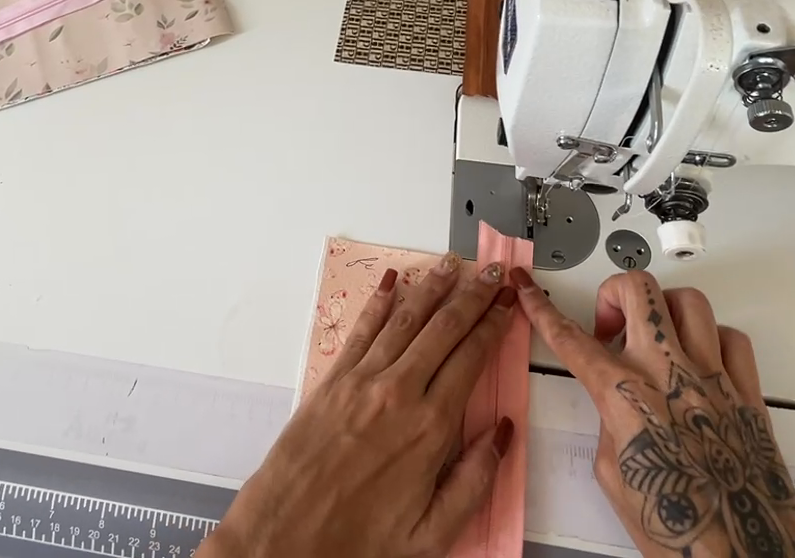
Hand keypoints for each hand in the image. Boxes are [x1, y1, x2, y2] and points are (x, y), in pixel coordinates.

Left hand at [203, 254, 519, 557]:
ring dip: (432, 288)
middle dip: (472, 295)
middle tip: (491, 272)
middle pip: (444, 328)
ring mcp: (364, 379)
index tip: (506, 305)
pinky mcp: (334, 378)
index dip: (493, 326)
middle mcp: (400, 392)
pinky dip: (380, 301)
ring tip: (451, 265)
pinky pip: (363, 329)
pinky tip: (394, 282)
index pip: (471, 358)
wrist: (287, 537)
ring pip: (407, 319)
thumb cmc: (360, 540)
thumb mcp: (434, 532)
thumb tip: (503, 434)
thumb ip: (475, 479)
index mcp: (431, 427)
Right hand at [511, 267, 794, 557]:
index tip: (529, 288)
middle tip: (610, 322)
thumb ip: (607, 420)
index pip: (569, 336)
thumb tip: (616, 402)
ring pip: (687, 300)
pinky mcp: (747, 392)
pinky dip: (712, 338)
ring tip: (657, 333)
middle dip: (613, 292)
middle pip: (635, 289)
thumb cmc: (677, 528)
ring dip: (664, 309)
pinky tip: (701, 359)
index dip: (541, 308)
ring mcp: (711, 376)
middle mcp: (666, 371)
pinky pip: (731, 337)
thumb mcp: (611, 473)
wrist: (742, 555)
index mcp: (623, 393)